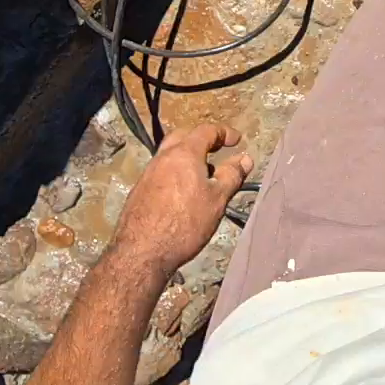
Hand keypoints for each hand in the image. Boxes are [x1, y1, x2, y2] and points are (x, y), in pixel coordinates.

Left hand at [112, 124, 253, 276]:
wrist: (140, 253)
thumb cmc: (184, 223)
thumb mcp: (217, 200)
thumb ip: (232, 176)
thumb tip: (245, 158)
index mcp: (184, 153)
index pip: (206, 130)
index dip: (224, 132)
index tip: (237, 139)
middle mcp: (163, 157)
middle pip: (183, 136)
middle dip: (201, 139)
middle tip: (216, 150)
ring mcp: (148, 174)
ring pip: (170, 155)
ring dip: (187, 158)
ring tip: (202, 177)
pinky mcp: (138, 192)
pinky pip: (161, 172)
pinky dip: (175, 173)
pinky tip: (182, 195)